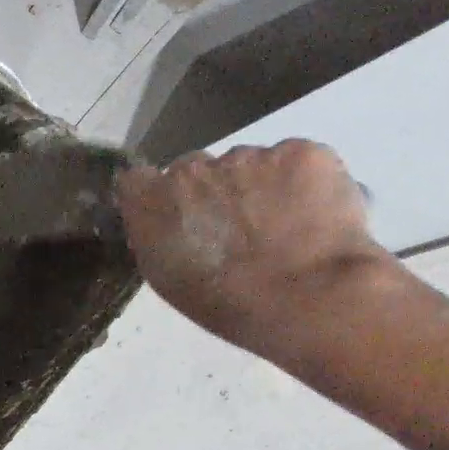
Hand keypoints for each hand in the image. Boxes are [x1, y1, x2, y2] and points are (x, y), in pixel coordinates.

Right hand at [113, 140, 394, 354]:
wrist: (300, 294)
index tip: (172, 210)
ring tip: (281, 221)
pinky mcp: (301, 152)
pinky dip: (301, 179)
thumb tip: (167, 221)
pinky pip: (295, 158)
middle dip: (208, 189)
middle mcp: (190, 169)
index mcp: (149, 199)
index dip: (155, 192)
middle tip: (232, 223)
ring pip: (248, 163)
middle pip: (195, 168)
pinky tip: (311, 209)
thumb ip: (155, 233)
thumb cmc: (219, 297)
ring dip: (256, 183)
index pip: (136, 178)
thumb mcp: (161, 271)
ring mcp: (247, 156)